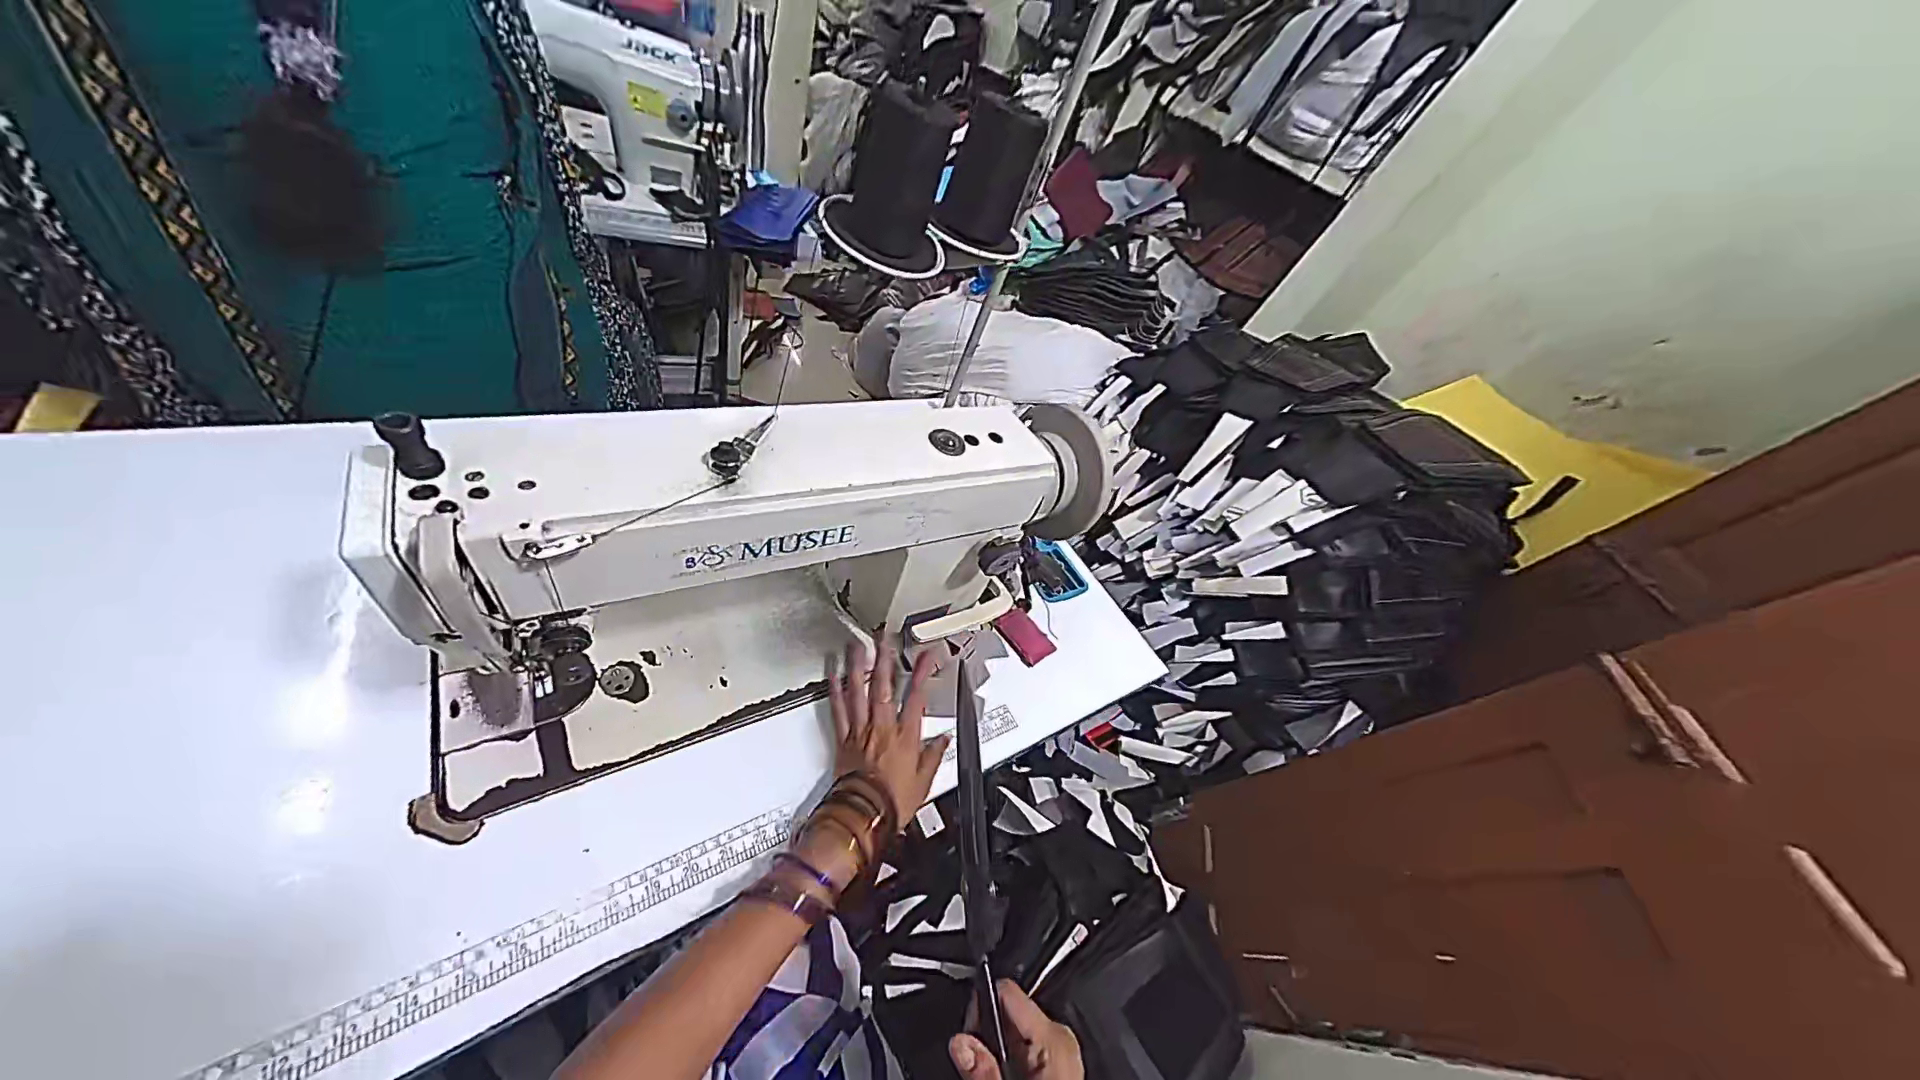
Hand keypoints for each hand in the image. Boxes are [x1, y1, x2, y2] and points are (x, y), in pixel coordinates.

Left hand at [829, 637, 947, 825]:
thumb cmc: (893, 802)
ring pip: (859, 693)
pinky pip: (839, 711)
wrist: (864, 817)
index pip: (916, 696)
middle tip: (885, 639)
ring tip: (858, 647)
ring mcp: (861, 732)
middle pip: (883, 687)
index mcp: (906, 736)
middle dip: (885, 660)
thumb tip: (943, 740)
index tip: (926, 655)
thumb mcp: (924, 780)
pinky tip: (833, 675)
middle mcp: (882, 728)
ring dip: (858, 668)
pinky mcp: (844, 740)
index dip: (922, 673)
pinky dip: (835, 692)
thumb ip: (933, 755)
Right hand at [949, 980, 1083, 1079]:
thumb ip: (982, 1073)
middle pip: (1011, 1012)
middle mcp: (1064, 1039)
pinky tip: (1008, 1075)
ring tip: (993, 1073)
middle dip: (988, 1033)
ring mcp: (1066, 1053)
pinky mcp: (1062, 1065)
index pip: (1007, 991)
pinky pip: (1030, 1048)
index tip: (967, 1034)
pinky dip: (1014, 1059)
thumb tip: (961, 1041)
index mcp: (1054, 1039)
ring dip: (1000, 1048)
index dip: (980, 1007)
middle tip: (977, 1062)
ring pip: (1019, 1031)